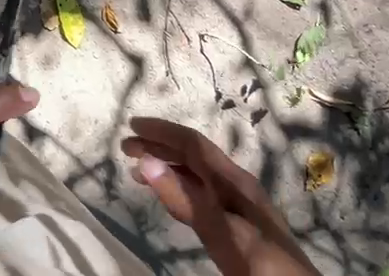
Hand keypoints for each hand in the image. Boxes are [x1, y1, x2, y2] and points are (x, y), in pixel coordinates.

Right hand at [122, 117, 318, 275]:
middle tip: (126, 149)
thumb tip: (146, 161)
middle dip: (159, 146)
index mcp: (234, 181)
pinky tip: (171, 198)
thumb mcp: (222, 233)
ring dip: (166, 166)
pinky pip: (201, 192)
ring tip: (139, 173)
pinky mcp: (239, 224)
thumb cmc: (262, 266)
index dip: (161, 131)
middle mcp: (237, 185)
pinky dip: (179, 186)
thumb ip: (185, 200)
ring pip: (197, 173)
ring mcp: (240, 205)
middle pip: (193, 155)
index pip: (193, 143)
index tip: (131, 126)